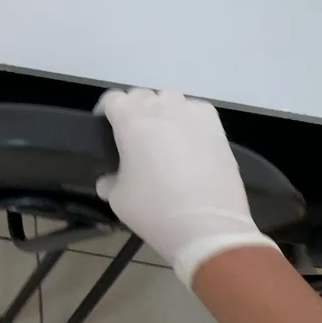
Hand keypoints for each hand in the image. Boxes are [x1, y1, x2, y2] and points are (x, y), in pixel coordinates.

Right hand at [95, 87, 278, 285]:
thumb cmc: (154, 209)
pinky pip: (197, 109)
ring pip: (171, 97)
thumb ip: (109, 181)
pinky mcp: (217, 130)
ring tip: (162, 132)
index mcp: (130, 120)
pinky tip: (190, 136)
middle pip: (141, 95)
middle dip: (133, 108)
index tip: (104, 126)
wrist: (207, 228)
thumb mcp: (117, 198)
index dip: (106, 110)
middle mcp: (160, 109)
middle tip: (133, 134)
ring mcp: (191, 116)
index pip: (112, 99)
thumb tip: (108, 181)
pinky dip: (190, 116)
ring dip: (162, 108)